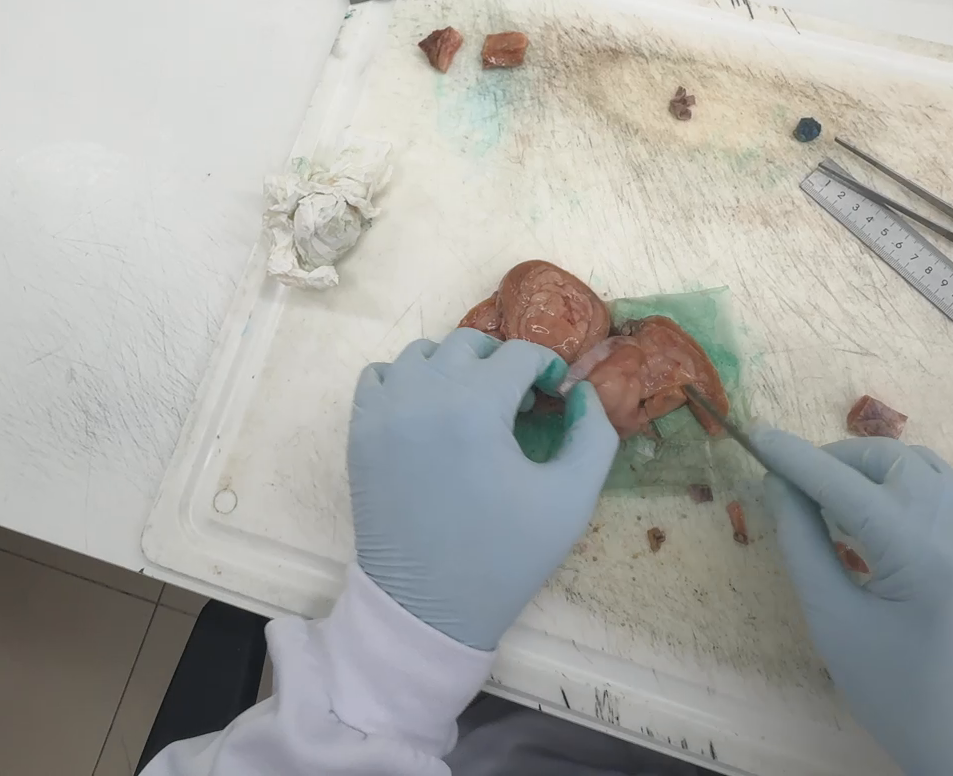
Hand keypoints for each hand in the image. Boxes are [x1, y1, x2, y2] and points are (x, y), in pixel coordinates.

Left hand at [349, 328, 619, 650]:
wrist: (427, 609)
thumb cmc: (504, 556)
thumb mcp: (571, 500)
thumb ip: (593, 435)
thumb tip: (581, 391)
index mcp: (475, 407)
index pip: (519, 354)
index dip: (547, 368)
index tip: (555, 396)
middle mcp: (423, 393)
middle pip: (470, 343)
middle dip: (502, 362)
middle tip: (518, 400)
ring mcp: (384, 409)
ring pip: (423, 352)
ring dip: (455, 366)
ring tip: (473, 403)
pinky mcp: (359, 430)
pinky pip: (380, 375)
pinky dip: (406, 379)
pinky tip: (428, 410)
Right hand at [752, 431, 952, 775]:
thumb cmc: (902, 700)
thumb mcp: (835, 623)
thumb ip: (802, 541)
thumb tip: (779, 484)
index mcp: (926, 557)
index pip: (843, 483)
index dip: (793, 457)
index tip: (756, 435)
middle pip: (889, 460)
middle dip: (837, 461)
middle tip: (800, 487)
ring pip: (925, 468)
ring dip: (875, 472)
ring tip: (843, 504)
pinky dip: (912, 493)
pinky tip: (893, 529)